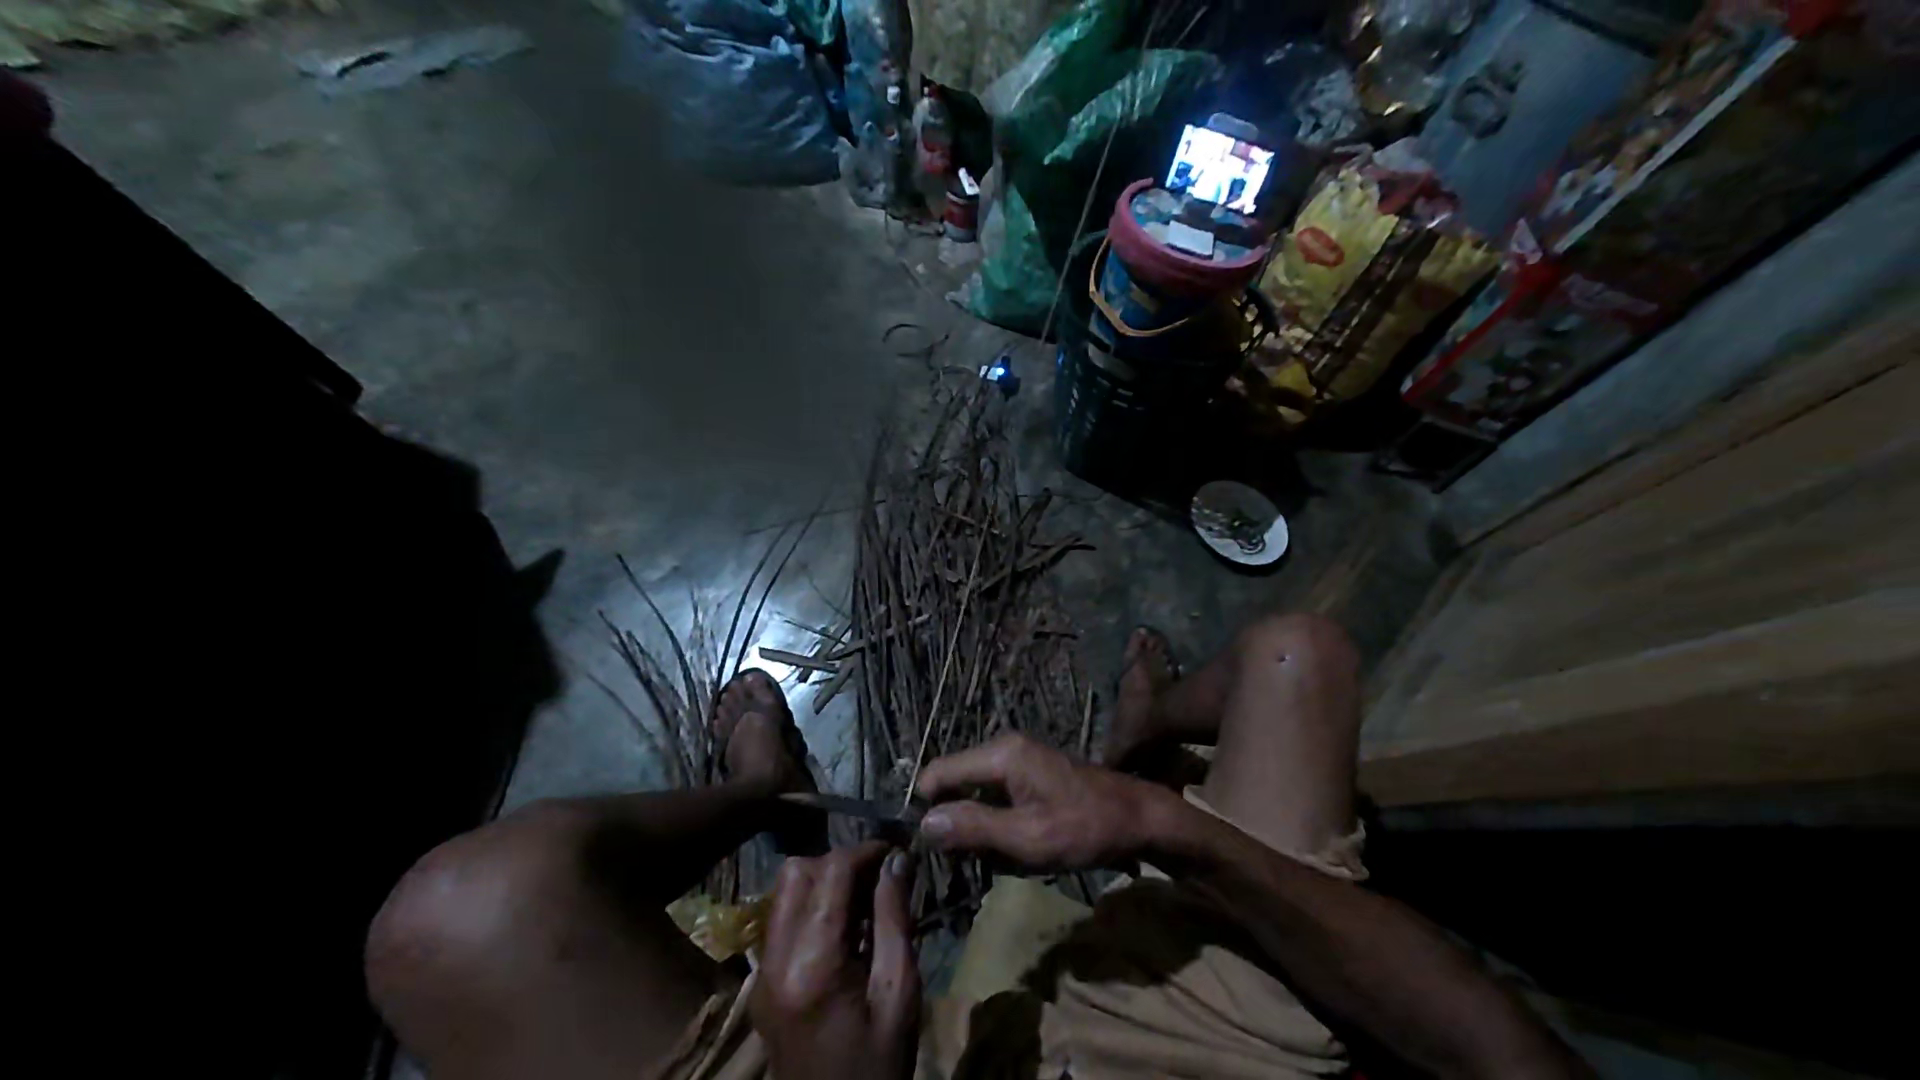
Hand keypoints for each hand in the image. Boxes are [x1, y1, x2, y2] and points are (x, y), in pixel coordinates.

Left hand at [750, 840, 919, 1079]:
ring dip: (824, 880)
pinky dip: (812, 904)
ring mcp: (760, 971)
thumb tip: (898, 859)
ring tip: (863, 901)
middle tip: (877, 876)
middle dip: (839, 862)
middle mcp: (774, 960)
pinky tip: (844, 928)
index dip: (865, 851)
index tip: (895, 852)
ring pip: (783, 890)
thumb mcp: (899, 994)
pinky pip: (782, 917)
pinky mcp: (759, 980)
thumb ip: (895, 920)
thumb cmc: (877, 1065)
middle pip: (796, 872)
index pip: (830, 873)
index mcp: (811, 966)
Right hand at [917, 734, 1183, 869]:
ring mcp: (1017, 759)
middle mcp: (1003, 748)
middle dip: (956, 824)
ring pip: (973, 795)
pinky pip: (993, 799)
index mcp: (1001, 753)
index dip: (925, 809)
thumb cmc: (1086, 828)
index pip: (937, 773)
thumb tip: (923, 824)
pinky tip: (1015, 848)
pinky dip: (996, 825)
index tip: (931, 850)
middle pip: (953, 784)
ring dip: (978, 829)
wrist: (1140, 820)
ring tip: (1000, 859)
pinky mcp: (1027, 774)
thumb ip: (974, 828)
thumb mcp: (1028, 837)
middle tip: (972, 862)